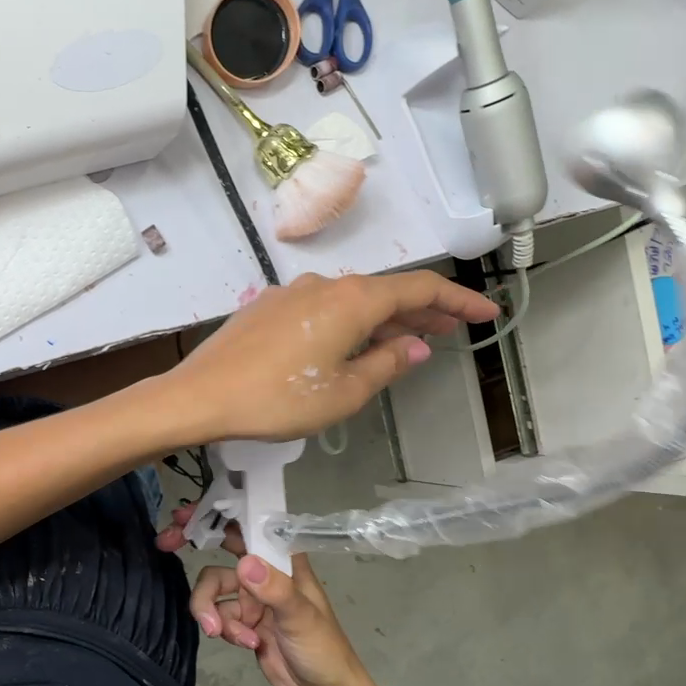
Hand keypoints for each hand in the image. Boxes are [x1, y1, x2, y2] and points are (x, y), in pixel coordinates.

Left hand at [152, 272, 498, 445]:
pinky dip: (345, 324)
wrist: (199, 396)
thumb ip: (386, 365)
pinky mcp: (264, 310)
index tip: (486, 314)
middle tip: (451, 331)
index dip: (457, 302)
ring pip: (349, 302)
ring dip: (381, 320)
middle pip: (383, 293)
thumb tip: (416, 347)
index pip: (419, 290)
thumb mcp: (344, 392)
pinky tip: (348, 346)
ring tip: (405, 343)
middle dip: (420, 312)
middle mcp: (322, 286)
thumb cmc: (276, 399)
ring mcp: (288, 295)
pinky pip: (319, 310)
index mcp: (351, 300)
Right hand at [156, 505, 382, 685]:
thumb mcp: (302, 618)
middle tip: (165, 543)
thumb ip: (275, 589)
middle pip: (221, 547)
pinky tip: (248, 644)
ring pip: (213, 588)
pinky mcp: (241, 621)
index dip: (217, 513)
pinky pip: (217, 615)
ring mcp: (252, 596)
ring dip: (209, 609)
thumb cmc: (323, 649)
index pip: (249, 524)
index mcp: (284, 560)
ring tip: (217, 632)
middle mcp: (265, 571)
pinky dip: (226, 630)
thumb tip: (245, 563)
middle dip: (193, 544)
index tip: (186, 513)